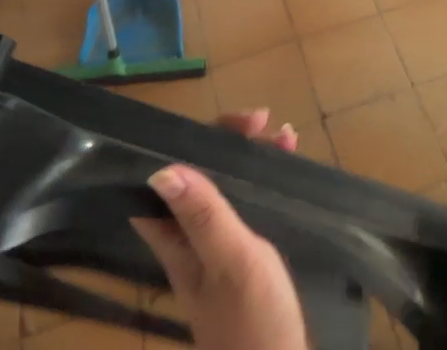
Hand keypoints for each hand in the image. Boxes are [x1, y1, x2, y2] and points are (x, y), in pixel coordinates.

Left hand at [132, 108, 309, 349]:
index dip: (189, 139)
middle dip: (227, 141)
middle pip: (196, 173)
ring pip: (222, 187)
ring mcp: (215, 248)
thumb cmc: (253, 323)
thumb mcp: (231, 261)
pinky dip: (262, 182)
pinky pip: (244, 205)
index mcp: (175, 237)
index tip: (236, 124)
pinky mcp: (241, 259)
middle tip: (265, 123)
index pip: (165, 173)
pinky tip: (286, 173)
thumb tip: (160, 168)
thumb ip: (202, 214)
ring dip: (248, 158)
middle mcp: (188, 238)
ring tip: (285, 138)